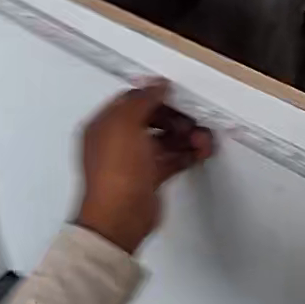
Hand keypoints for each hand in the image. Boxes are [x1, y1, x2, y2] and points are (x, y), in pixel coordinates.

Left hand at [74, 81, 213, 253]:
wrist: (120, 217)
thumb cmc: (114, 176)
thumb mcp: (125, 125)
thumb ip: (141, 100)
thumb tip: (155, 85)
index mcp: (104, 126)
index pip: (131, 101)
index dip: (154, 96)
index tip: (175, 97)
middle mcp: (117, 142)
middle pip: (151, 119)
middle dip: (175, 118)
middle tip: (190, 121)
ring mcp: (133, 160)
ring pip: (165, 139)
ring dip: (185, 136)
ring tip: (201, 138)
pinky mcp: (149, 178)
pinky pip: (172, 159)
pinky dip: (187, 154)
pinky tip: (200, 152)